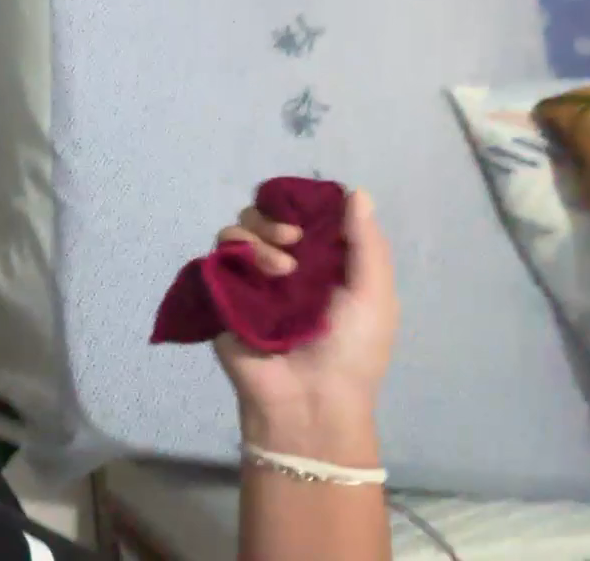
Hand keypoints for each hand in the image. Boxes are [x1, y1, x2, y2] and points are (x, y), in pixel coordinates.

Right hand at [213, 190, 397, 460]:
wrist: (308, 398)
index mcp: (318, 263)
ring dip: (257, 239)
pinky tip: (252, 273)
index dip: (297, 204)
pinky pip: (214, 254)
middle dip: (274, 220)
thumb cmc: (351, 351)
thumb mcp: (375, 298)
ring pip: (236, 230)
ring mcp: (246, 277)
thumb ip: (366, 246)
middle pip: (261, 216)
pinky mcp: (219, 289)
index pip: (298, 215)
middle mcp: (279, 264)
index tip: (305, 212)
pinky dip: (232, 252)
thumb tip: (357, 191)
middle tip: (292, 240)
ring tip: (279, 271)